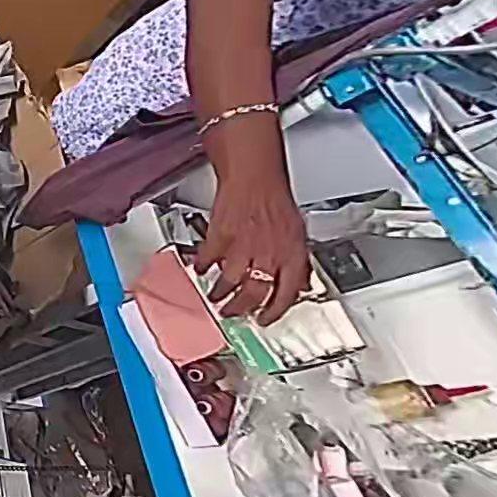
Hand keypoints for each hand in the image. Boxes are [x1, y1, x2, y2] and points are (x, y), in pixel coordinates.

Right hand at [194, 163, 309, 325]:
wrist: (254, 177)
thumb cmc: (274, 200)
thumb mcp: (296, 233)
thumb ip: (295, 260)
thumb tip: (297, 281)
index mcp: (292, 253)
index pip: (288, 292)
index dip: (275, 310)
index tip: (265, 318)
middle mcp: (269, 252)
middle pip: (254, 292)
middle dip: (241, 307)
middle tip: (232, 312)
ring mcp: (243, 246)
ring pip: (230, 281)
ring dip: (219, 291)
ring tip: (214, 295)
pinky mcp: (220, 237)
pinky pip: (208, 259)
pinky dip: (202, 265)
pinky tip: (199, 267)